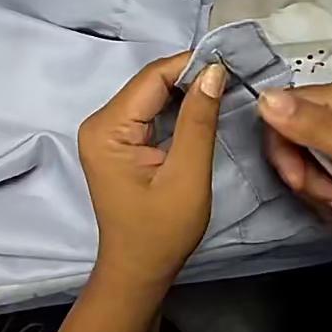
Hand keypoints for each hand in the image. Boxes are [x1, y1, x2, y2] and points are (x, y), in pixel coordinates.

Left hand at [77, 53, 226, 291]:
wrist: (138, 270)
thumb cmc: (162, 231)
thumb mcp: (188, 175)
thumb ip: (199, 121)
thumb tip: (213, 71)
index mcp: (107, 129)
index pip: (152, 78)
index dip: (190, 65)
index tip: (229, 62)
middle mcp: (99, 123)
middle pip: (149, 83)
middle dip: (189, 76)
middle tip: (231, 74)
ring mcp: (105, 132)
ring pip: (150, 94)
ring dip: (185, 90)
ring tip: (222, 85)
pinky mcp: (117, 141)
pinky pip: (149, 111)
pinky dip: (176, 106)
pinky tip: (201, 105)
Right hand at [258, 79, 331, 262]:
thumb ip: (318, 129)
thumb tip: (264, 99)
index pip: (285, 108)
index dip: (284, 143)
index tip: (300, 178)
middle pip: (288, 138)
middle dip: (308, 176)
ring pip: (299, 166)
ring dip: (322, 195)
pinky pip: (313, 185)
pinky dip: (331, 203)